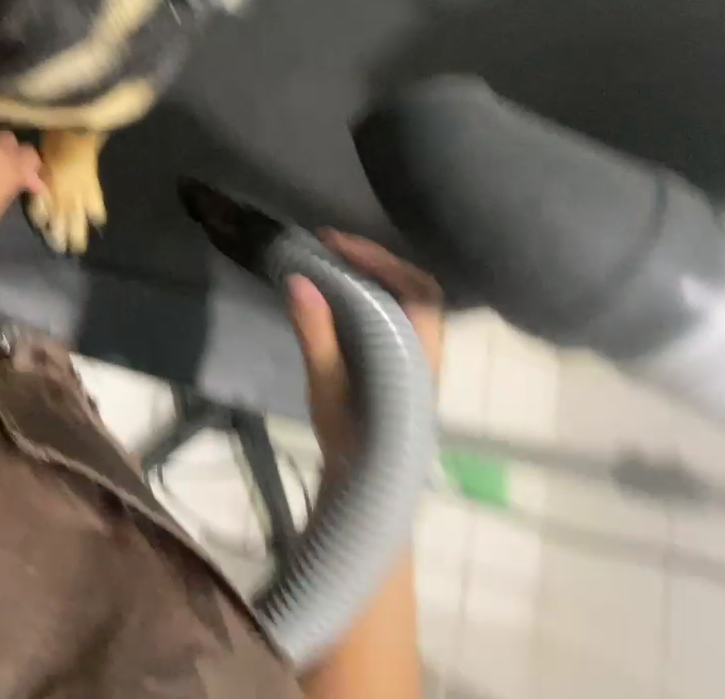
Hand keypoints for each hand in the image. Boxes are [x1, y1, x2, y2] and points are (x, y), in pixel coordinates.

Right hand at [285, 230, 443, 461]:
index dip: (381, 260)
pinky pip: (392, 312)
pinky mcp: (399, 359)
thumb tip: (298, 280)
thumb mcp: (327, 385)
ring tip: (329, 260)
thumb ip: (316, 333)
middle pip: (415, 287)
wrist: (366, 481)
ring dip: (371, 273)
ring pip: (405, 299)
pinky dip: (367, 291)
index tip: (336, 244)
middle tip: (329, 245)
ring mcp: (415, 353)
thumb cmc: (351, 437)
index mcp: (418, 352)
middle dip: (375, 259)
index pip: (417, 291)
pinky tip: (337, 290)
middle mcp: (426, 347)